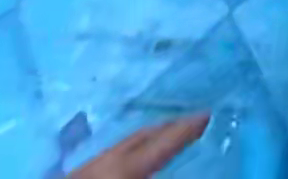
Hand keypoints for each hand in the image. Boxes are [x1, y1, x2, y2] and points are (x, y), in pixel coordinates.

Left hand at [66, 114, 208, 178]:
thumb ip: (152, 176)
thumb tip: (195, 174)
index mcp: (121, 173)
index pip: (160, 144)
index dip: (185, 129)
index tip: (208, 114)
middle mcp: (100, 166)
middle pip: (139, 138)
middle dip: (166, 128)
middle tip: (190, 123)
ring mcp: (79, 174)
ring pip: (119, 148)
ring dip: (144, 142)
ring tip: (162, 142)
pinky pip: (104, 161)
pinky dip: (125, 157)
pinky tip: (126, 170)